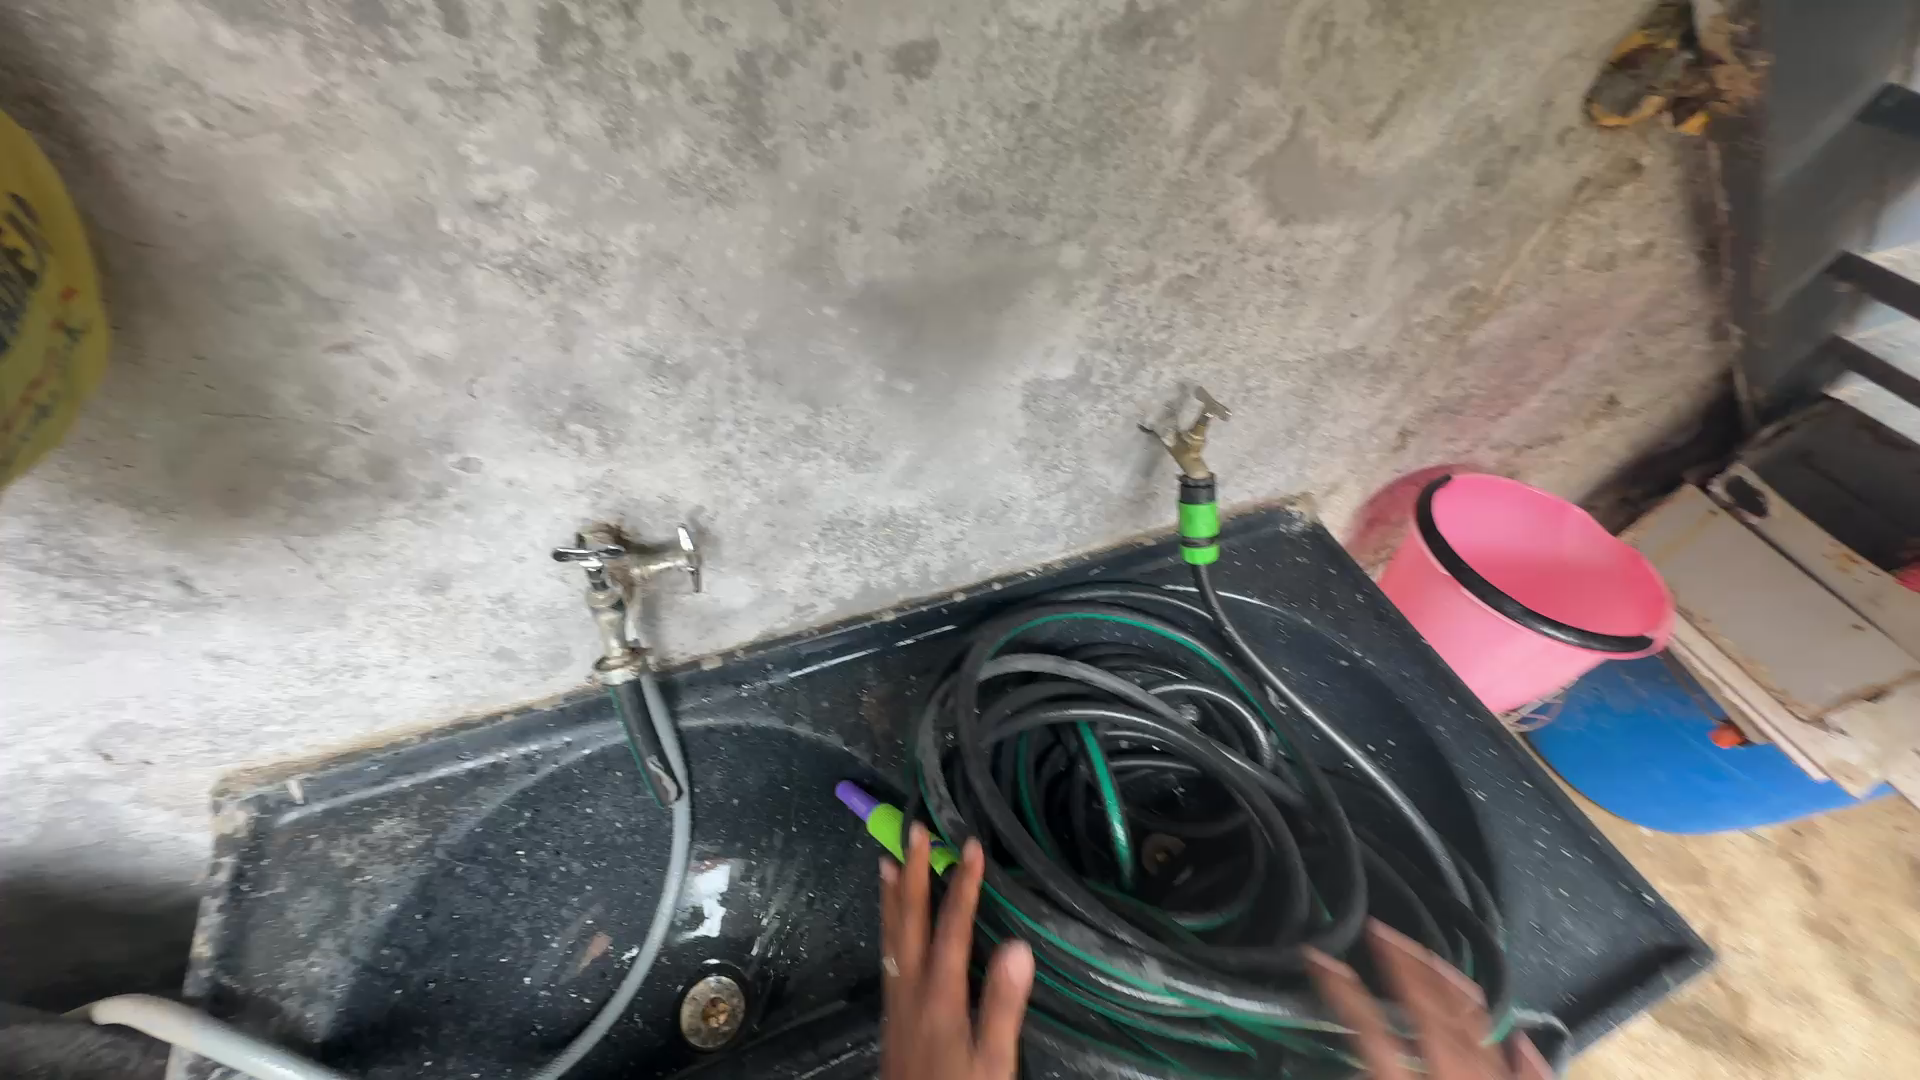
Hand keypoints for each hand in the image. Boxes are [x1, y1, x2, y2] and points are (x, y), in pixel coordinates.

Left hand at [878, 824, 1034, 1079]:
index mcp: (940, 995)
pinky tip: (889, 919)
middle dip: (914, 872)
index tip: (972, 845)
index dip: (963, 884)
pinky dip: (886, 923)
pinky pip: (886, 952)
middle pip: (909, 919)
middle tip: (916, 830)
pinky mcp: (891, 1013)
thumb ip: (1003, 1006)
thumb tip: (1020, 945)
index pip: (951, 927)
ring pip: (890, 933)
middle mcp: (911, 988)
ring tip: (889, 858)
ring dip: (892, 893)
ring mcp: (897, 1000)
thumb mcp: (993, 1066)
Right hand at [1306, 920, 1552, 1079]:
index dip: (1339, 986)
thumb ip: (1357, 1078)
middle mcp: (1453, 1078)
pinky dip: (1527, 1060)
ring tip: (1433, 959)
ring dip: (1455, 991)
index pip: (1366, 1024)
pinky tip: (1522, 1039)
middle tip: (1379, 929)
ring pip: (1479, 1033)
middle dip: (1403, 964)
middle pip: (1429, 1012)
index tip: (1316, 957)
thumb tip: (1340, 1066)